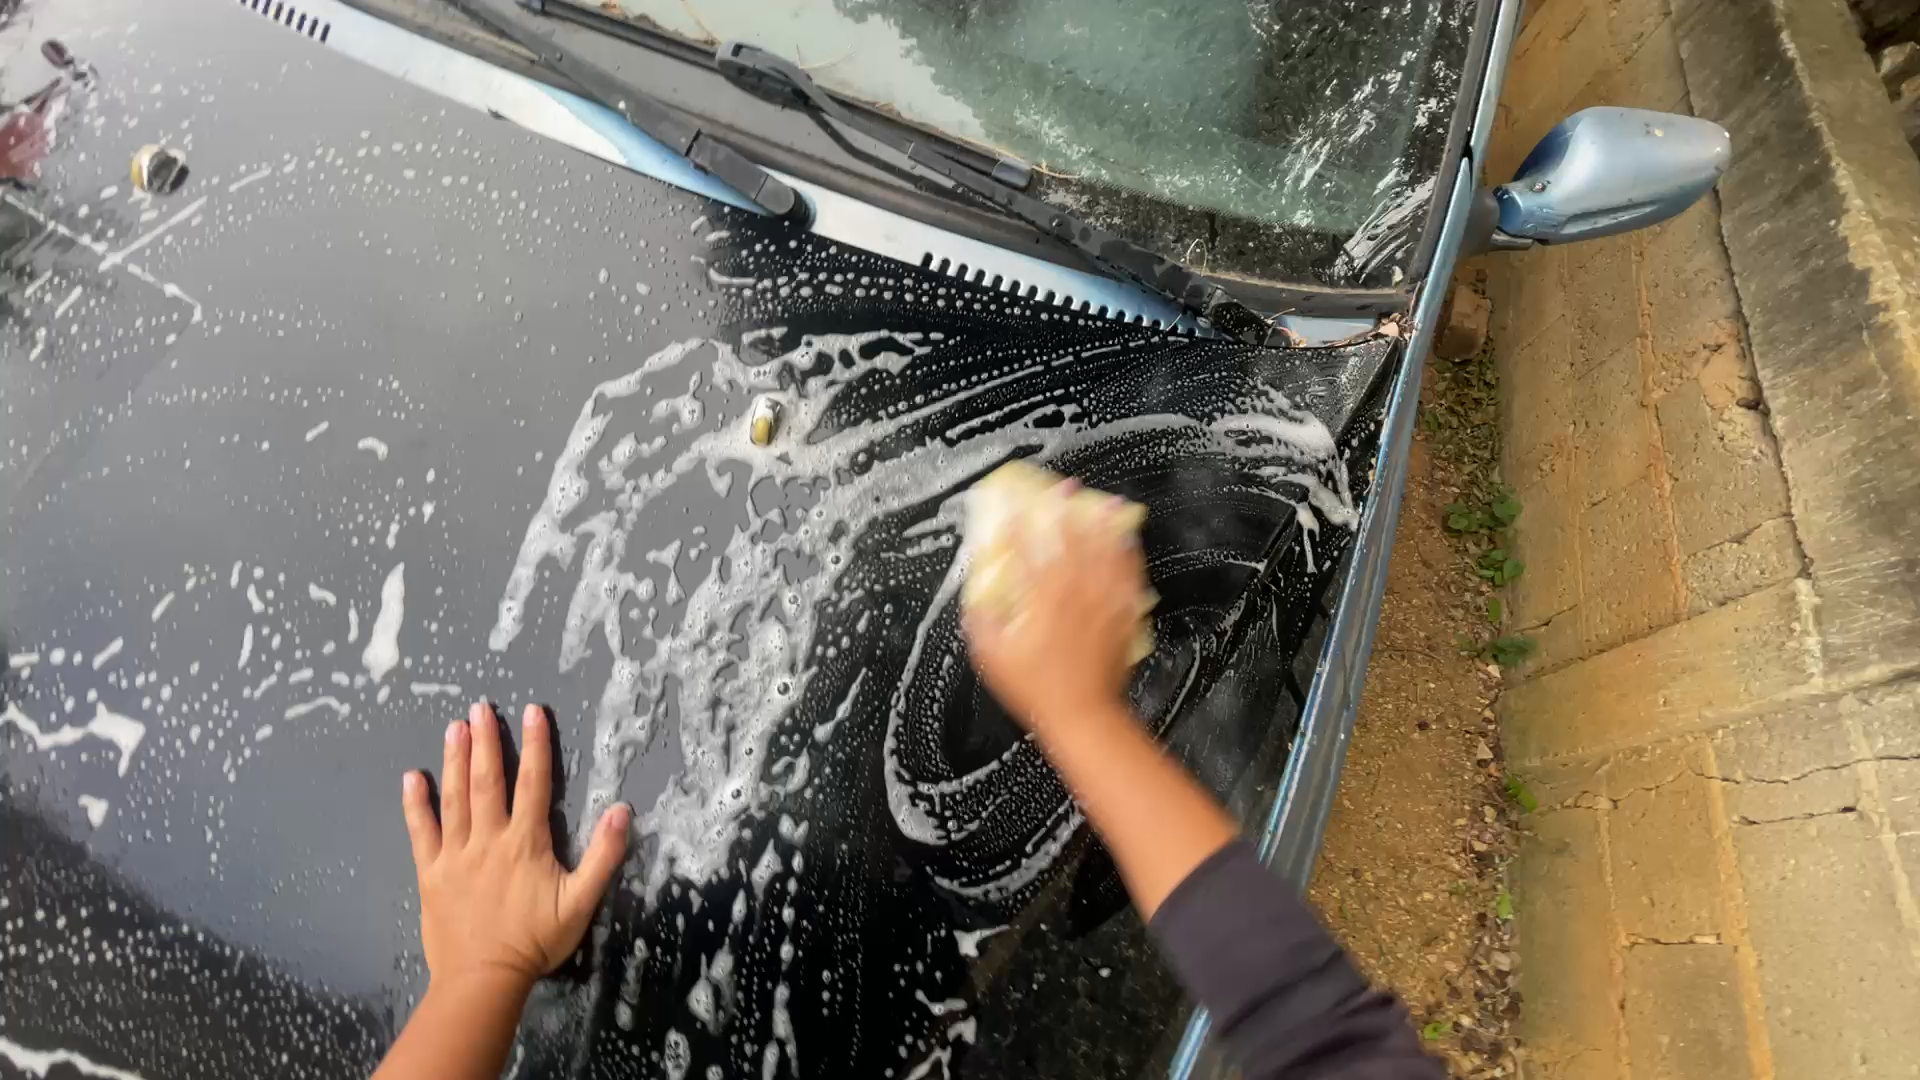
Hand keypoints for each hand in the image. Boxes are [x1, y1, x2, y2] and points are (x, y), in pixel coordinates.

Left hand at [401, 702, 630, 992]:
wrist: (482, 982)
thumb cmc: (537, 939)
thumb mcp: (582, 899)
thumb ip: (604, 854)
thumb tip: (623, 809)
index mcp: (526, 841)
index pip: (533, 782)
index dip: (535, 744)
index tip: (532, 711)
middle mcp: (489, 839)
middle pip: (487, 781)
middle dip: (486, 741)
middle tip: (481, 707)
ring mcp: (455, 855)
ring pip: (455, 798)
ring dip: (455, 760)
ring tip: (455, 727)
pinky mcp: (431, 874)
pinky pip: (421, 832)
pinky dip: (416, 804)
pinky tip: (412, 778)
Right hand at [963, 491, 1149, 737]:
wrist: (1081, 714)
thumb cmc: (1033, 688)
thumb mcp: (990, 656)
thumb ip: (980, 621)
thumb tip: (974, 598)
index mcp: (1039, 599)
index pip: (1026, 552)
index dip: (1020, 524)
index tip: (1015, 505)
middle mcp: (1072, 593)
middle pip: (1070, 542)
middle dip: (1065, 512)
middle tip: (1066, 488)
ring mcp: (1100, 603)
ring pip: (1104, 554)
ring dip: (1103, 526)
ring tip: (1104, 503)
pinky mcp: (1121, 617)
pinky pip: (1128, 579)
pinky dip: (1128, 558)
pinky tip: (1128, 544)